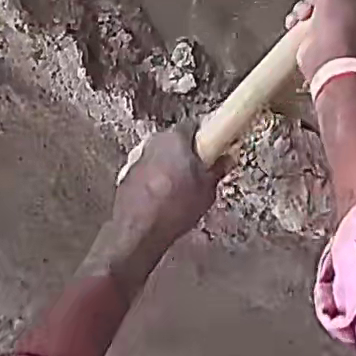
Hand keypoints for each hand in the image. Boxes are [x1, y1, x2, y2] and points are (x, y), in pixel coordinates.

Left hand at [98, 124, 224, 277]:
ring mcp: (138, 156)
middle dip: (187, 154)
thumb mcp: (207, 190)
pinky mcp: (127, 173)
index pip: (194, 125)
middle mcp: (155, 141)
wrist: (138, 230)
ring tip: (181, 191)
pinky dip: (156, 180)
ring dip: (170, 167)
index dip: (206, 137)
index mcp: (176, 137)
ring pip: (161, 156)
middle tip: (199, 174)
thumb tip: (227, 158)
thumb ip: (218, 169)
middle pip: (176, 141)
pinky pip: (148, 171)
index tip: (213, 149)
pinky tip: (163, 200)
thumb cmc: (175, 206)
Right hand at [285, 0, 355, 81]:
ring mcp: (333, 32)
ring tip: (302, 15)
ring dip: (302, 9)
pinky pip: (303, 25)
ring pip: (311, 10)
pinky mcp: (317, 41)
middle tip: (313, 2)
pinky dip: (296, 22)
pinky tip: (294, 23)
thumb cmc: (338, 25)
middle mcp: (349, 20)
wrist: (326, 58)